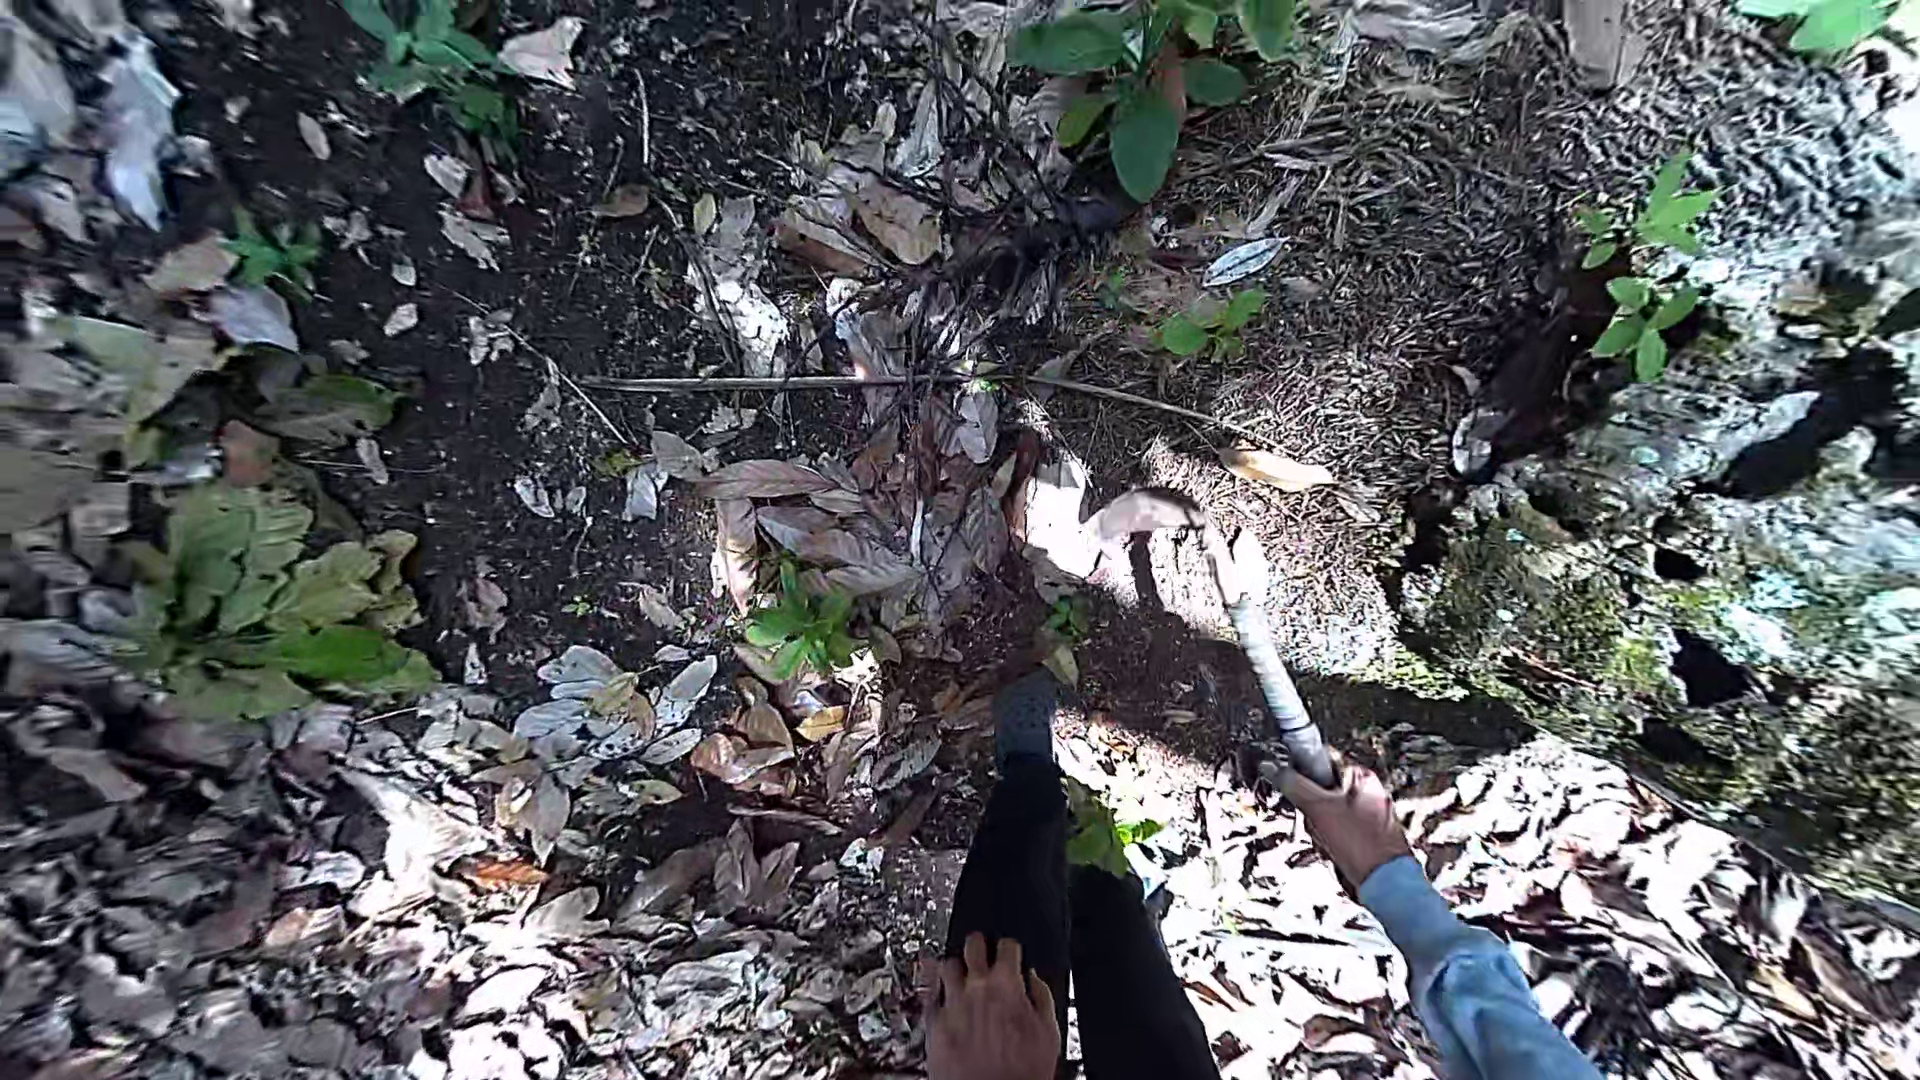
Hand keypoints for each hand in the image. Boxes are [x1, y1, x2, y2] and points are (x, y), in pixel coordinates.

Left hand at [923, 933, 1059, 1079]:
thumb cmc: (1021, 1077)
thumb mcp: (1049, 1036)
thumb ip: (1042, 998)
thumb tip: (1034, 979)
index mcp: (1006, 985)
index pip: (1007, 946)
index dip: (1010, 949)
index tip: (1009, 955)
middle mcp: (977, 987)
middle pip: (973, 944)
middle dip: (979, 945)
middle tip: (981, 952)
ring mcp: (953, 1003)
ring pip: (948, 965)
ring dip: (956, 968)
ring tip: (961, 976)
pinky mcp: (934, 1024)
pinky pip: (930, 995)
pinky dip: (936, 992)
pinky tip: (941, 994)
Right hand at [1276, 756, 1413, 888]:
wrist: (1388, 887)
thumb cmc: (1360, 843)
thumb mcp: (1318, 808)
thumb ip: (1293, 784)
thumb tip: (1270, 767)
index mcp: (1361, 776)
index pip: (1320, 758)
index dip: (1302, 771)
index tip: (1294, 783)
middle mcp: (1368, 790)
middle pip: (1320, 785)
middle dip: (1311, 804)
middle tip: (1316, 817)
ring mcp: (1368, 812)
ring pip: (1325, 807)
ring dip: (1318, 822)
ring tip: (1327, 837)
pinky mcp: (1367, 832)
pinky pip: (1335, 824)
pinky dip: (1329, 835)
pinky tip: (1334, 847)